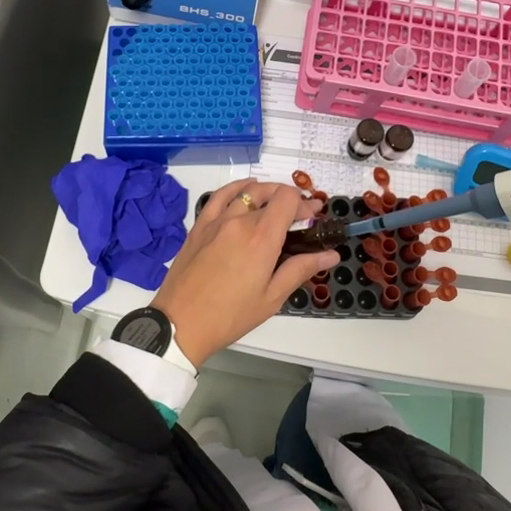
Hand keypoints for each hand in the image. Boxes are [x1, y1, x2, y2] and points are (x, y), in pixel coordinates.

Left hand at [151, 180, 337, 366]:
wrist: (180, 323)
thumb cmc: (230, 315)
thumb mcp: (272, 297)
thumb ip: (301, 269)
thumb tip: (330, 255)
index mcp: (261, 238)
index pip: (287, 199)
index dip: (304, 203)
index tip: (312, 216)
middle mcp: (240, 220)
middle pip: (269, 193)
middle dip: (290, 199)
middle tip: (300, 213)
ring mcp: (217, 220)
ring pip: (246, 191)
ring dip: (266, 191)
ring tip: (276, 201)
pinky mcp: (200, 225)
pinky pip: (219, 195)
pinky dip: (236, 187)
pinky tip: (245, 190)